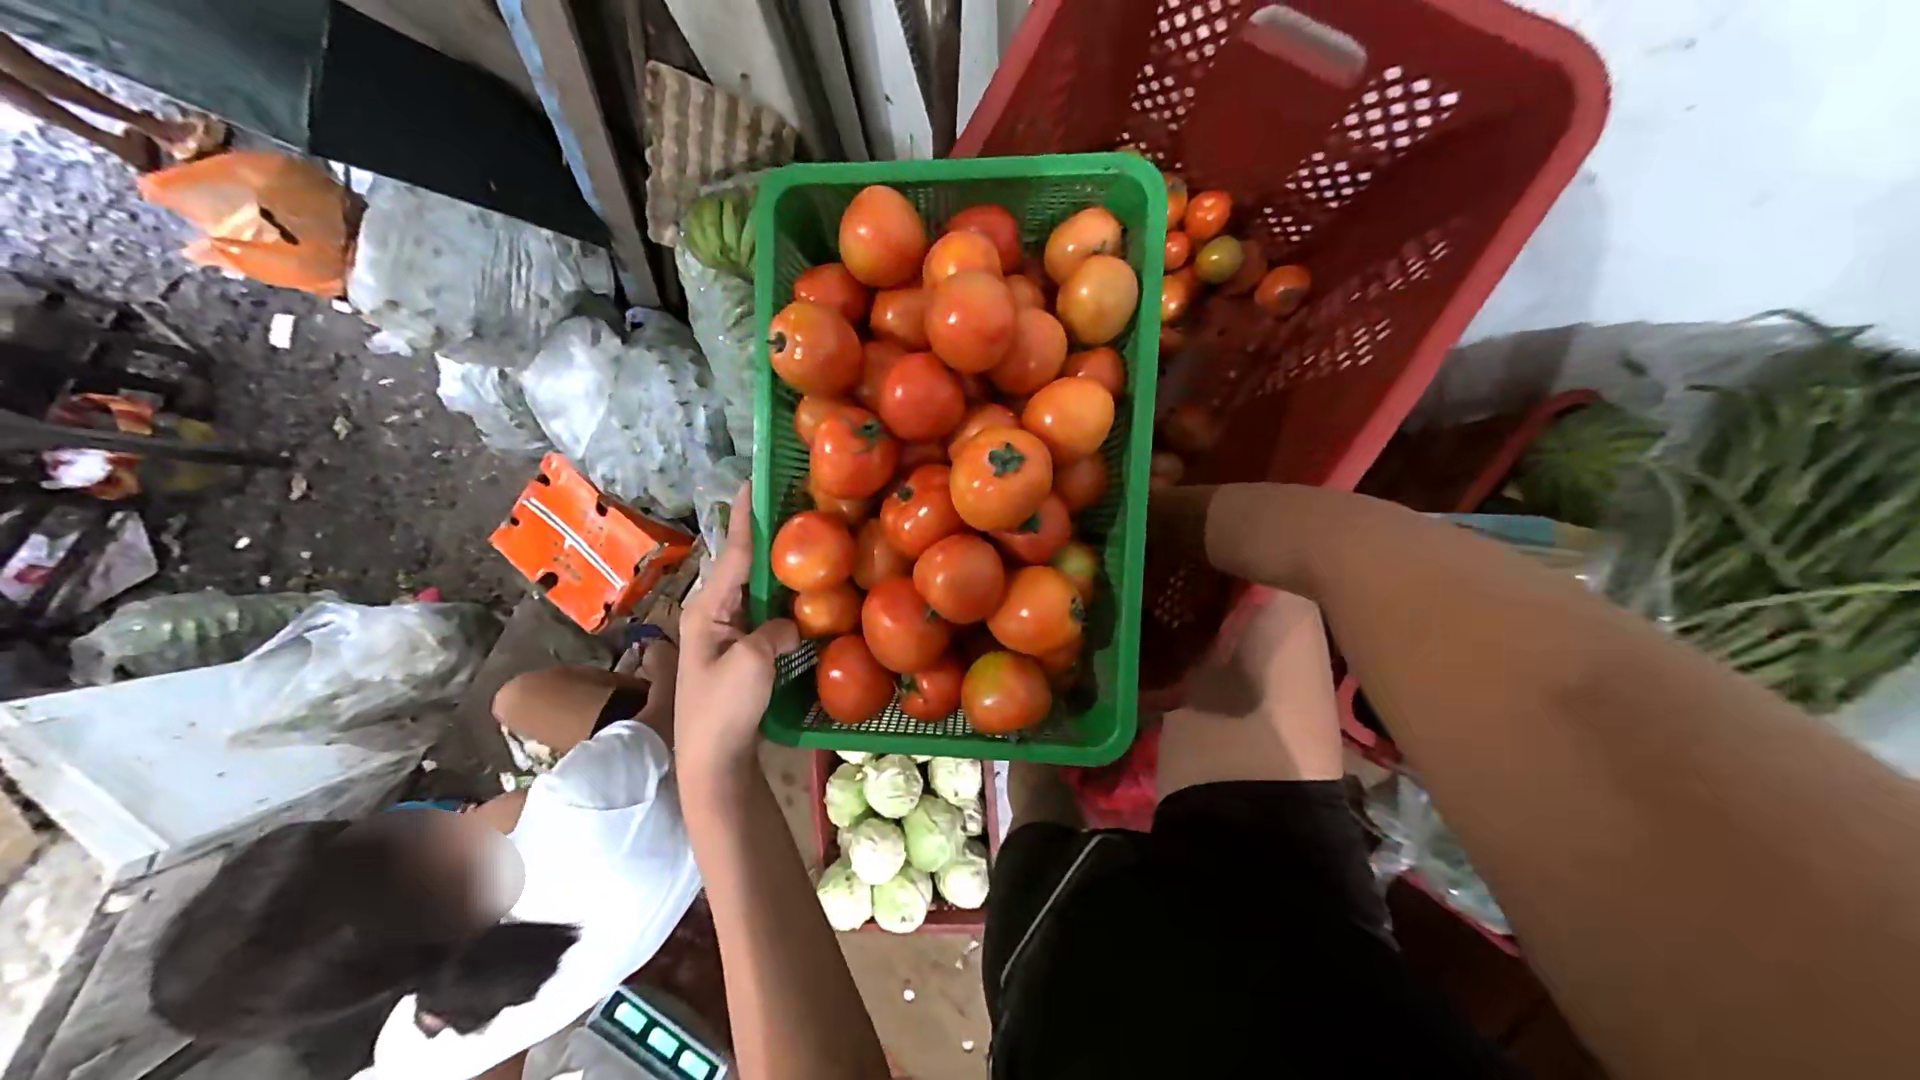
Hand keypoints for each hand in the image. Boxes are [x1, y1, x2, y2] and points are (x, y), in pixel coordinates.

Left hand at [674, 484, 800, 779]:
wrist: (713, 761)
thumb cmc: (723, 711)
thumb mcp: (751, 664)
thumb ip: (774, 630)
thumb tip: (793, 622)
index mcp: (709, 609)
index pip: (734, 552)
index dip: (747, 515)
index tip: (755, 480)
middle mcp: (716, 613)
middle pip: (745, 564)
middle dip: (766, 534)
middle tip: (795, 504)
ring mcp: (729, 632)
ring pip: (758, 588)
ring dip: (778, 565)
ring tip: (805, 538)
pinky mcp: (744, 650)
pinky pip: (767, 613)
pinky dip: (786, 598)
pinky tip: (807, 591)